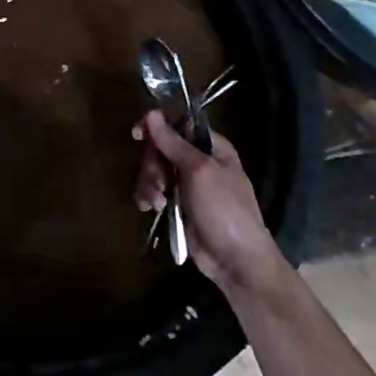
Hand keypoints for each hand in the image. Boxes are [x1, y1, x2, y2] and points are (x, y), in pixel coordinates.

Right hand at [133, 111, 285, 293]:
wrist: (236, 262)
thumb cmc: (225, 210)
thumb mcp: (199, 172)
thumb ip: (174, 143)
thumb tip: (152, 113)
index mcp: (212, 146)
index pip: (179, 123)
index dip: (157, 126)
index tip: (138, 135)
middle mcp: (199, 161)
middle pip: (162, 148)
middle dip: (153, 163)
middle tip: (157, 181)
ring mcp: (188, 184)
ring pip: (155, 170)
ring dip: (149, 183)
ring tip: (155, 202)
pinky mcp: (178, 206)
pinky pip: (155, 191)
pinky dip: (150, 197)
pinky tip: (151, 209)